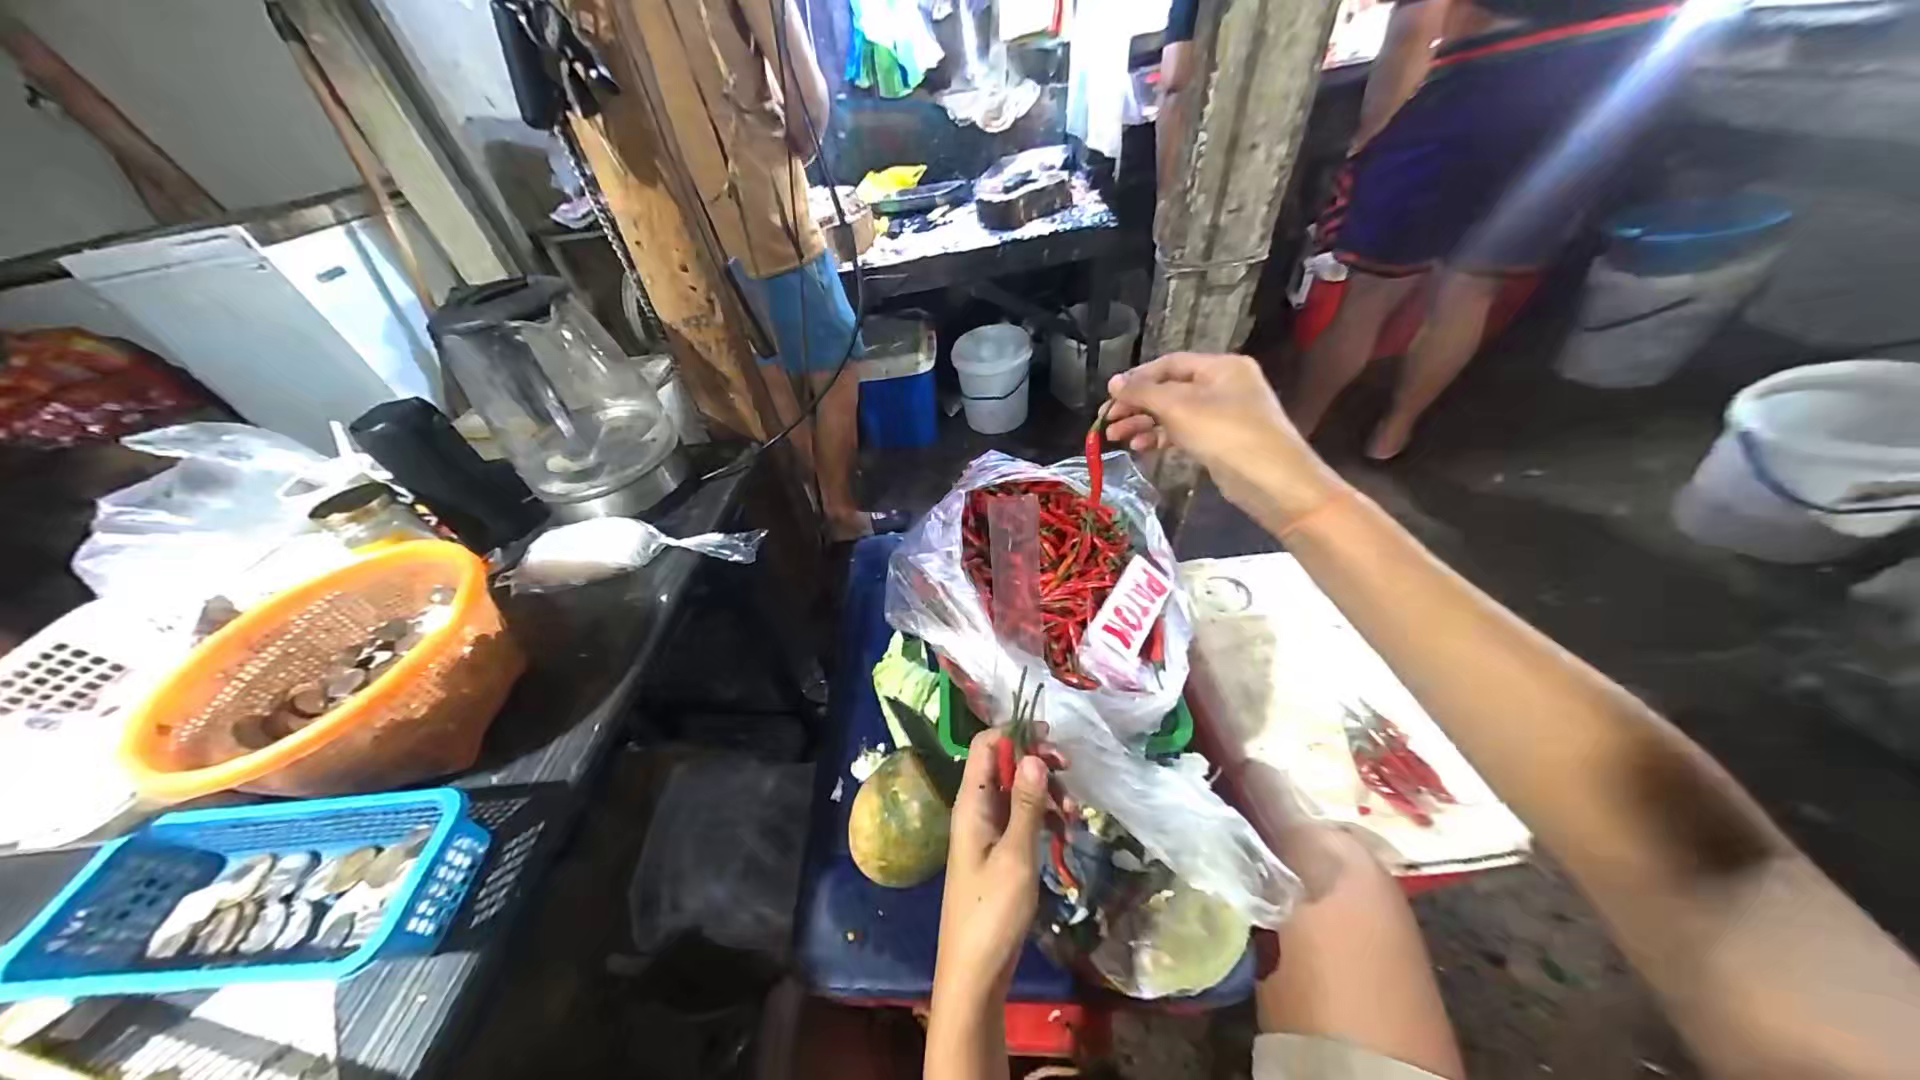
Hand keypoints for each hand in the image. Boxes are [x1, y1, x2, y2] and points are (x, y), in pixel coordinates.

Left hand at [932, 729, 1053, 1008]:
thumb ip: (1026, 804)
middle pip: (1005, 765)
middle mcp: (977, 808)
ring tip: (1072, 814)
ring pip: (1018, 791)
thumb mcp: (1016, 855)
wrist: (974, 972)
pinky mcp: (1000, 850)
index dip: (1015, 733)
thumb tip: (1034, 754)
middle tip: (1069, 772)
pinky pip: (1022, 818)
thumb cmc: (992, 911)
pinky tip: (1064, 831)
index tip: (1051, 739)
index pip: (986, 745)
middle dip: (1038, 763)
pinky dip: (1043, 817)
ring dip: (1046, 793)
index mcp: (972, 802)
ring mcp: (988, 830)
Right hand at [1106, 353, 1347, 529]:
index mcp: (1220, 366)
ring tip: (1115, 438)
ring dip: (1143, 423)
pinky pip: (1183, 432)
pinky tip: (1140, 447)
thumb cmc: (1226, 434)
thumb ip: (1143, 393)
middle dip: (1136, 405)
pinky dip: (1160, 437)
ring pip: (1173, 413)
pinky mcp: (1220, 440)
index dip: (1136, 379)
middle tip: (1107, 422)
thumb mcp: (1179, 407)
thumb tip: (1113, 383)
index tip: (1109, 397)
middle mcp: (1223, 385)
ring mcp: (1223, 414)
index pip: (1168, 364)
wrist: (1272, 480)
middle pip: (1169, 389)